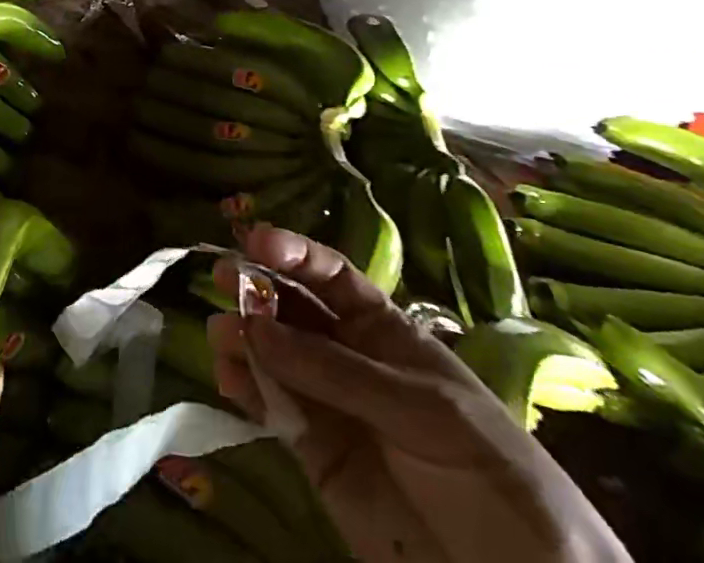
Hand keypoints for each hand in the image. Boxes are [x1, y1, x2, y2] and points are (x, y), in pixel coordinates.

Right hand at [209, 225, 628, 562]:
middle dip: (261, 290)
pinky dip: (247, 391)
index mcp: (387, 332)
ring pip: (277, 359)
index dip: (298, 256)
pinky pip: (274, 410)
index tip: (258, 240)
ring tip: (221, 335)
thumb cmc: (483, 462)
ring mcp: (329, 404)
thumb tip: (258, 329)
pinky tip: (227, 377)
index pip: (336, 280)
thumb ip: (338, 371)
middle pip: (297, 313)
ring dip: (246, 341)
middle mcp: (351, 358)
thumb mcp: (422, 406)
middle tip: (223, 277)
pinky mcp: (314, 450)